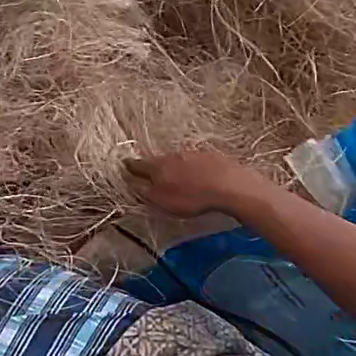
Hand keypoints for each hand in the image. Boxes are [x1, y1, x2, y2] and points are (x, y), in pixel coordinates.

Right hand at [124, 149, 267, 217]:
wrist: (231, 187)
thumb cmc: (192, 197)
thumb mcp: (163, 202)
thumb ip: (145, 193)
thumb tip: (132, 184)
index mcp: (157, 166)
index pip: (137, 164)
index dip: (129, 167)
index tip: (125, 168)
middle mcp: (172, 155)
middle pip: (159, 161)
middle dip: (156, 168)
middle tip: (157, 178)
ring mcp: (194, 153)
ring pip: (179, 160)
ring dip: (178, 168)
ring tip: (182, 179)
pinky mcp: (213, 156)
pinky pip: (199, 162)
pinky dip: (197, 169)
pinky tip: (203, 178)